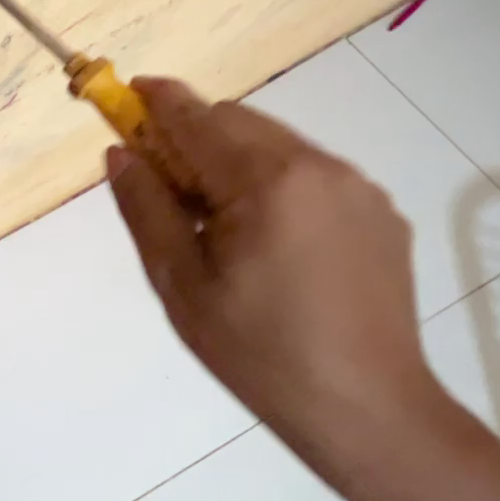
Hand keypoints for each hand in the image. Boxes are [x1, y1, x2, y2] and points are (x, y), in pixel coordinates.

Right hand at [107, 78, 440, 463]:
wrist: (366, 409)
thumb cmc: (256, 350)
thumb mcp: (179, 282)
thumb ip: (145, 207)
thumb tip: (120, 153)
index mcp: (268, 182)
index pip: (199, 119)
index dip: (158, 101)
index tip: (127, 91)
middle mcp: (321, 167)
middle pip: (239, 122)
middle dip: (192, 133)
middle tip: (161, 179)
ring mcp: (359, 189)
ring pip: (275, 144)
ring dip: (232, 158)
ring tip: (212, 219)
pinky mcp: (380, 214)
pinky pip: (310, 173)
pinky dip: (272, 181)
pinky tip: (263, 237)